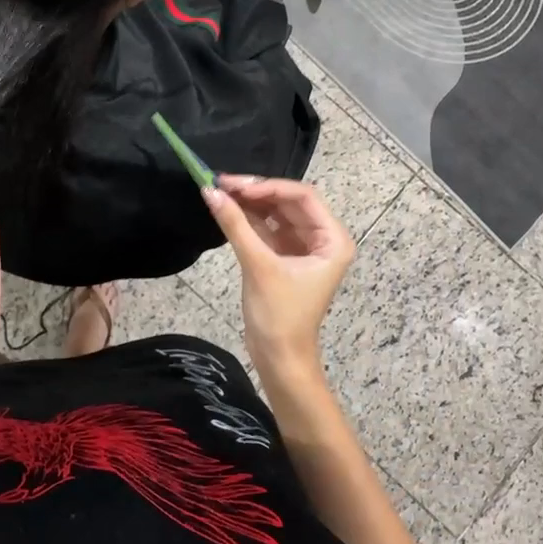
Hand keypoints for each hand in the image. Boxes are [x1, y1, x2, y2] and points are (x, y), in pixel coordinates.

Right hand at [201, 176, 354, 372]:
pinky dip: (248, 219)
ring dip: (250, 203)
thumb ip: (235, 225)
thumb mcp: (258, 266)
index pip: (302, 197)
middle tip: (221, 184)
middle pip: (289, 202)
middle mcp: (322, 239)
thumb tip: (210, 191)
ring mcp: (303, 248)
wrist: (279, 358)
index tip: (235, 186)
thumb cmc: (280, 315)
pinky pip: (267, 229)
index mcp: (332, 240)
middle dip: (256, 191)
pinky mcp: (284, 257)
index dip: (268, 186)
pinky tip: (226, 210)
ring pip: (276, 213)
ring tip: (219, 193)